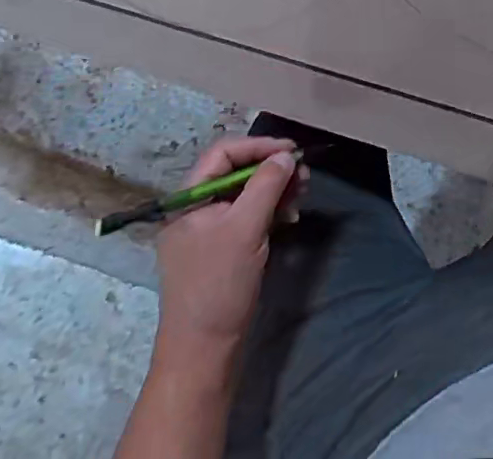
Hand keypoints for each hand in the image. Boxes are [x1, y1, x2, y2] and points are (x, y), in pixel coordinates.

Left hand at [154, 136, 305, 355]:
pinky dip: (272, 208)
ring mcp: (210, 229)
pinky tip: (290, 216)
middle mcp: (197, 210)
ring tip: (301, 194)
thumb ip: (266, 185)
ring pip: (247, 192)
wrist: (205, 345)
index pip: (223, 154)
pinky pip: (250, 214)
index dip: (258, 147)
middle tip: (304, 175)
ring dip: (277, 188)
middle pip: (237, 171)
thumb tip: (285, 155)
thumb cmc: (219, 282)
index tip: (293, 151)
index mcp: (189, 201)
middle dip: (272, 168)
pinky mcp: (225, 246)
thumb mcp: (246, 227)